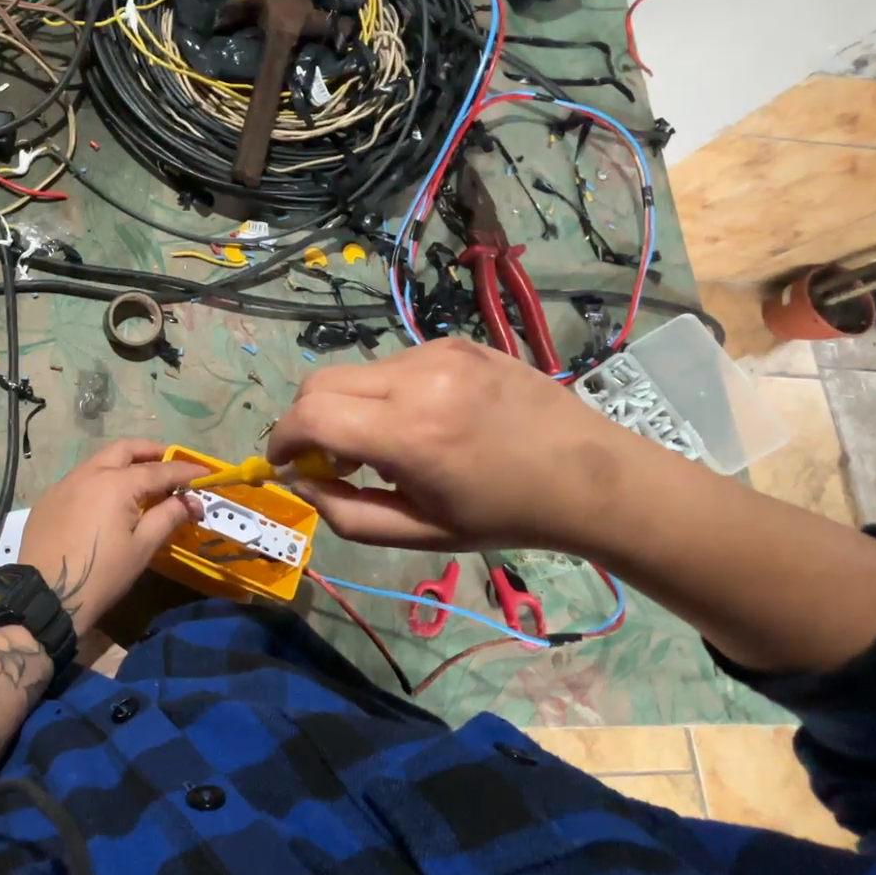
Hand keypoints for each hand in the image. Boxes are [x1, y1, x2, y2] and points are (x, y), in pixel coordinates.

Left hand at [16, 439, 204, 632]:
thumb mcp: (141, 547)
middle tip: (171, 464)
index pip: (159, 469)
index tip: (206, 474)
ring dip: (124, 463)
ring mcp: (65, 483)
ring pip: (100, 460)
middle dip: (151, 452)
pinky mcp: (49, 498)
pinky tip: (107, 499)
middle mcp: (89, 472)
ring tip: (142, 480)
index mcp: (116, 482)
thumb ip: (168, 516)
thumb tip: (192, 501)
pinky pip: (81, 477)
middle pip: (125, 449)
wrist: (45, 595)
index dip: (185, 471)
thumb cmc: (101, 573)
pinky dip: (101, 478)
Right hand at [267, 340, 674, 553]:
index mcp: (410, 433)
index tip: (285, 461)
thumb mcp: (420, 533)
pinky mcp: (454, 341)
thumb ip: (346, 514)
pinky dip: (384, 392)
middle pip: (319, 383)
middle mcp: (417, 379)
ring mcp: (438, 352)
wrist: (593, 477)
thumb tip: (300, 481)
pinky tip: (424, 419)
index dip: (282, 438)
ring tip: (388, 442)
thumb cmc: (504, 516)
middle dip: (307, 420)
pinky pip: (391, 364)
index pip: (309, 415)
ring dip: (349, 407)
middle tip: (333, 458)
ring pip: (354, 373)